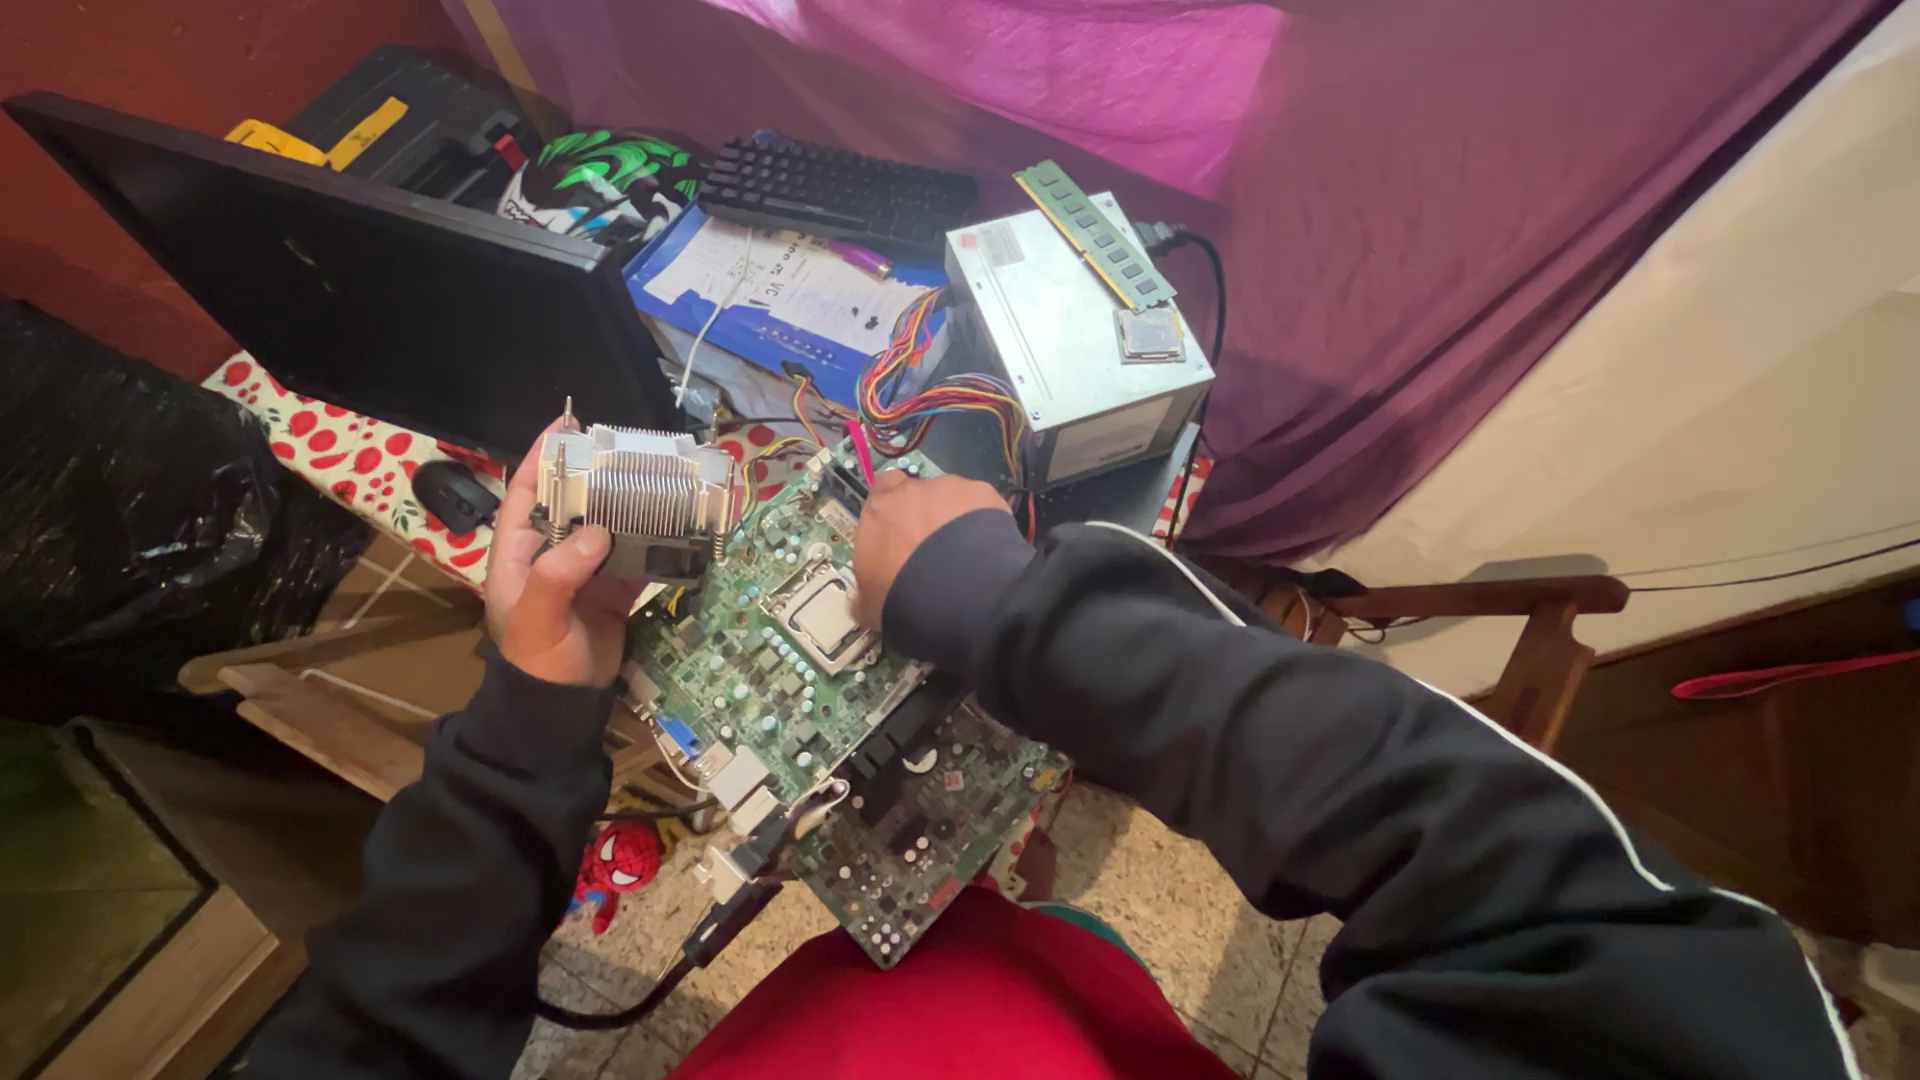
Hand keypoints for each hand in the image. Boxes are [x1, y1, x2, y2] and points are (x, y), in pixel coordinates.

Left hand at [484, 419, 646, 686]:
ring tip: (664, 483)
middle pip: (578, 503)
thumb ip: (559, 574)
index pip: (527, 492)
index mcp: (522, 551)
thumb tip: (599, 533)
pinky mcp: (618, 588)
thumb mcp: (538, 617)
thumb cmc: (537, 659)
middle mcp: (555, 553)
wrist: (562, 706)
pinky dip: (659, 544)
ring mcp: (589, 570)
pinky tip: (680, 529)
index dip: (542, 456)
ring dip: (636, 507)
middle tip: (634, 453)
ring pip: (613, 527)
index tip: (567, 425)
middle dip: (602, 477)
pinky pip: (639, 557)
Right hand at [851, 470, 1012, 627]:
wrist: (957, 592)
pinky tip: (988, 550)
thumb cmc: (902, 597)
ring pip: (952, 498)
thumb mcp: (870, 606)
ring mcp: (952, 489)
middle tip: (934, 548)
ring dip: (956, 519)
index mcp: (879, 510)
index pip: (882, 490)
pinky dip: (983, 523)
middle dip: (925, 514)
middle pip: (918, 493)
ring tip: (966, 554)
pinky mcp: (985, 494)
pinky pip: (982, 506)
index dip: (892, 509)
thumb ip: (863, 595)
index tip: (899, 532)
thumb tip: (858, 602)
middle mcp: (913, 491)